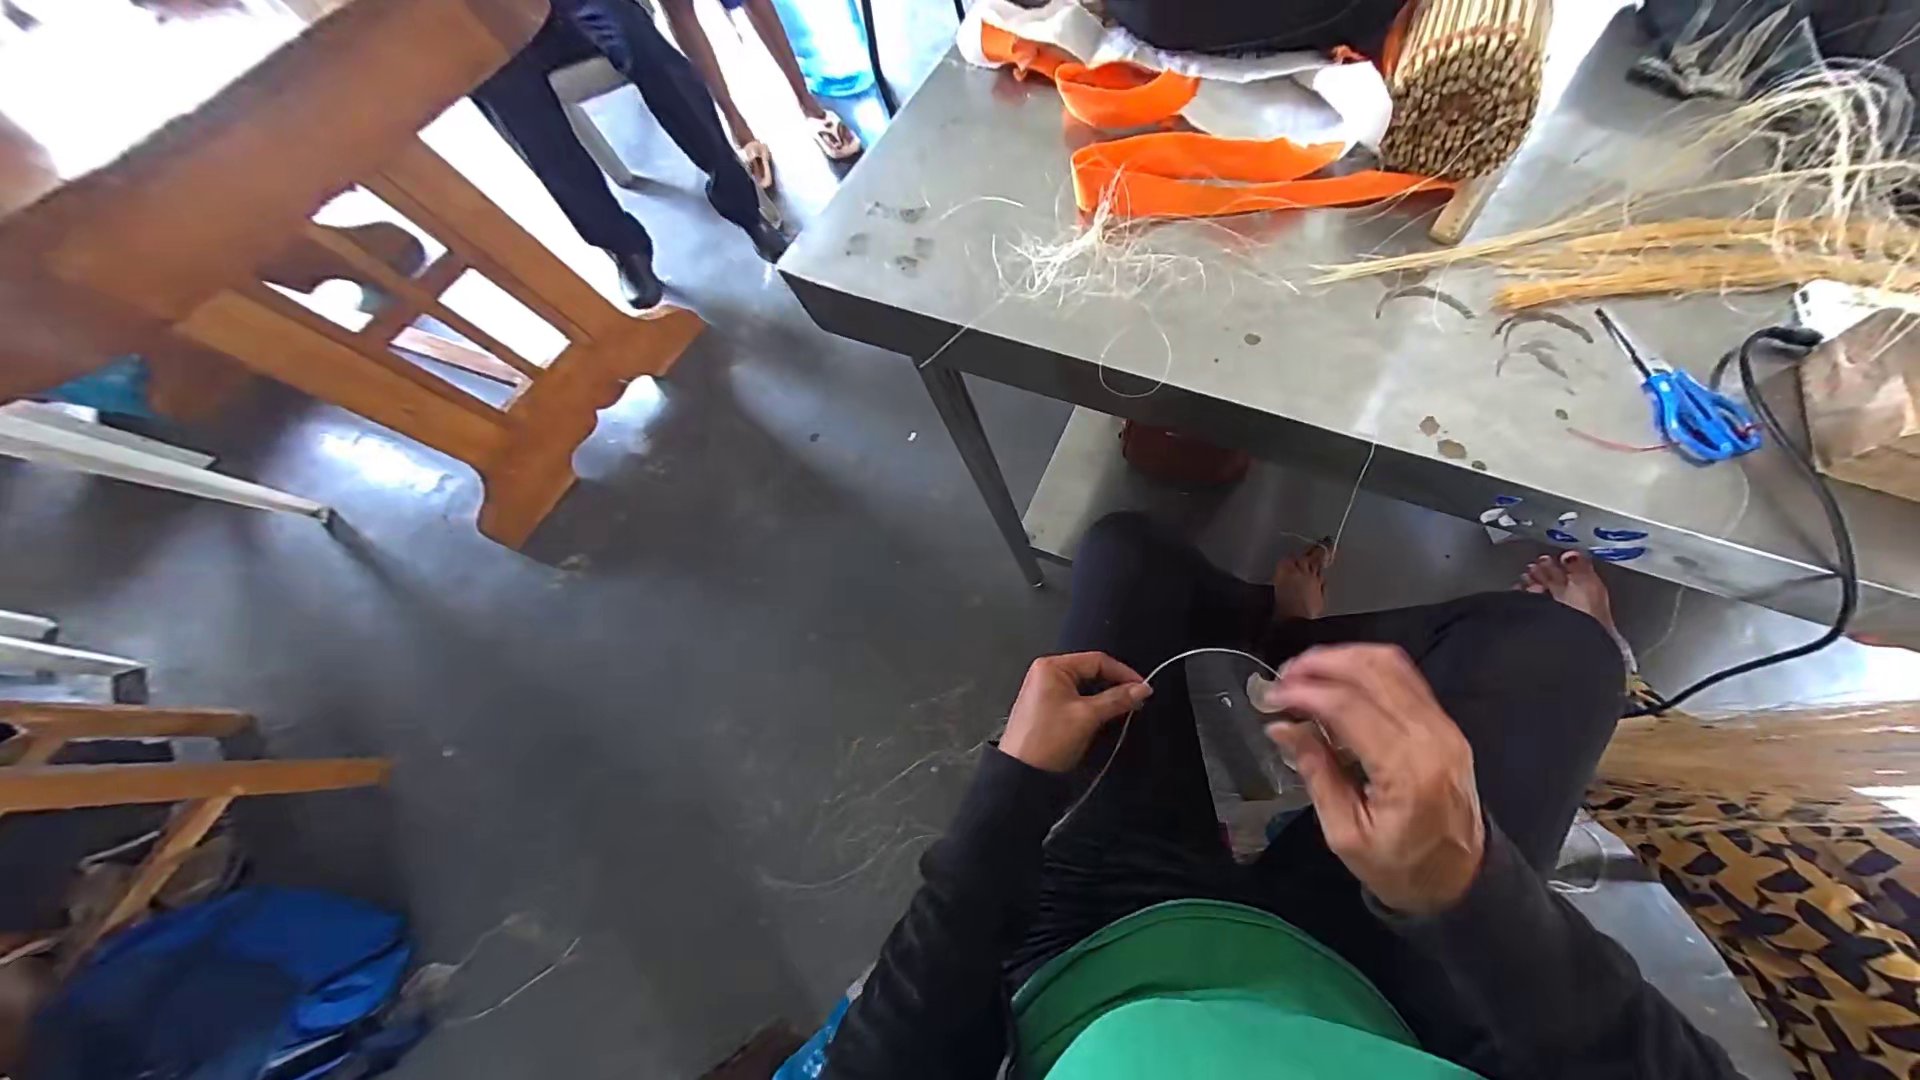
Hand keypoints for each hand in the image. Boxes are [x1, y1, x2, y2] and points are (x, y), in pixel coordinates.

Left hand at [1000, 652, 1150, 772]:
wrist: (1022, 772)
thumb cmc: (1049, 739)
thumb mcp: (1087, 716)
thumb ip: (1117, 699)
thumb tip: (1143, 688)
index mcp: (1051, 666)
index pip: (1096, 660)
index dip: (1122, 673)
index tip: (1144, 688)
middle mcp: (1046, 672)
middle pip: (1091, 671)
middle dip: (1115, 685)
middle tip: (1137, 700)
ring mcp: (1045, 689)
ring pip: (1085, 686)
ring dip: (1105, 697)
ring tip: (1126, 709)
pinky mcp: (1047, 706)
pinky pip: (1076, 698)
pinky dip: (1093, 705)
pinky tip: (1107, 716)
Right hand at [1256, 645, 1484, 914]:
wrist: (1464, 883)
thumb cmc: (1401, 866)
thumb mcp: (1345, 833)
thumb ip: (1315, 772)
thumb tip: (1280, 727)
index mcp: (1408, 771)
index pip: (1348, 707)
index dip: (1304, 693)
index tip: (1272, 697)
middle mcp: (1432, 738)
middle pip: (1371, 671)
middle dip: (1319, 665)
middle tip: (1284, 677)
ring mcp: (1443, 727)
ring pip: (1388, 664)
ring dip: (1339, 659)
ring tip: (1304, 674)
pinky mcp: (1443, 724)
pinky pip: (1401, 676)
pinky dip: (1362, 667)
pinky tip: (1335, 679)